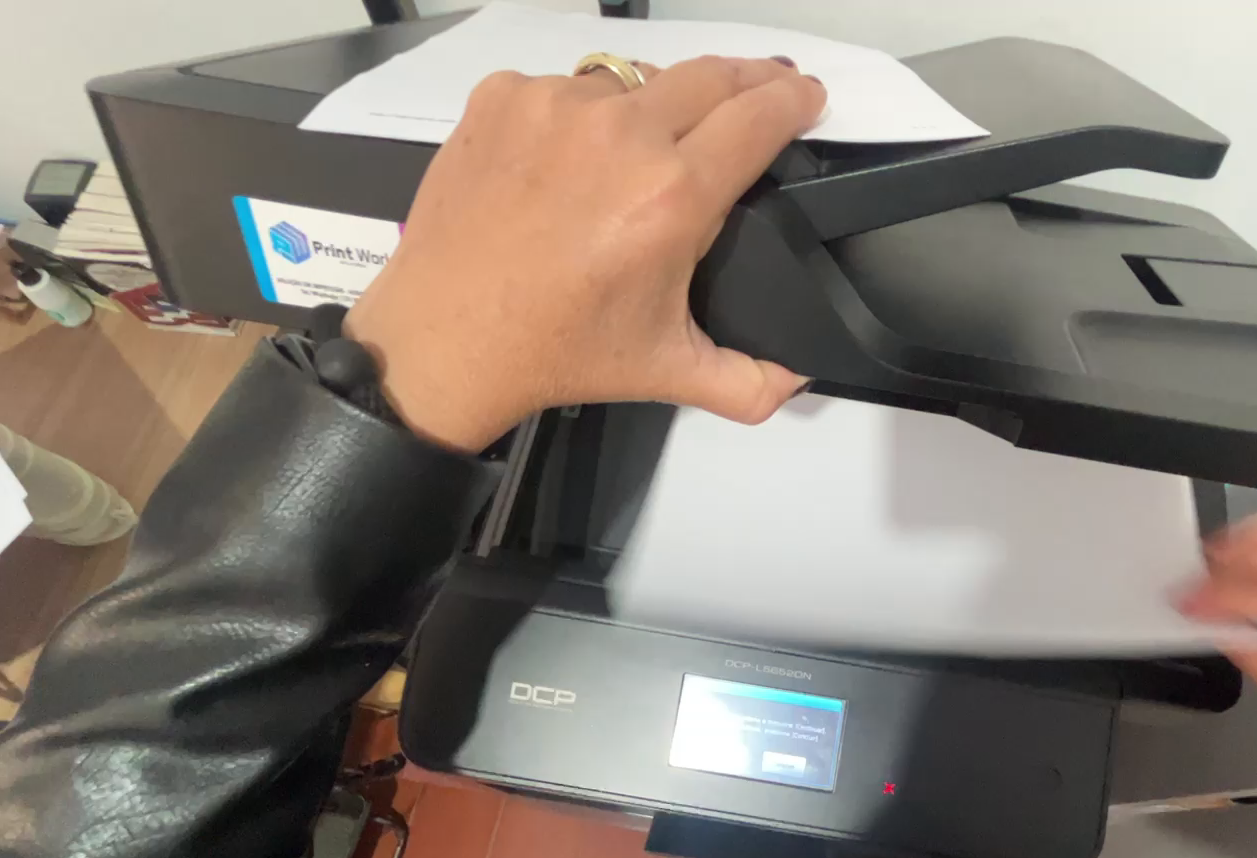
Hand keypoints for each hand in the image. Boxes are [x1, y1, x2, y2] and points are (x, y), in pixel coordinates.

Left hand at [343, 56, 825, 451]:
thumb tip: (798, 381)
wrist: (449, 338)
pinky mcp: (504, 96)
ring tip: (657, 150)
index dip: (794, 101)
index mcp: (671, 197)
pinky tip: (581, 161)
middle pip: (712, 75)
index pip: (758, 117)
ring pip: (639, 80)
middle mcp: (619, 134)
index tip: (807, 97)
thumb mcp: (668, 373)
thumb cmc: (559, 351)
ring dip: (663, 105)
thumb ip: (748, 384)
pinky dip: (591, 116)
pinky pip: (572, 88)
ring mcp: (555, 104)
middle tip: (766, 94)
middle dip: (752, 80)